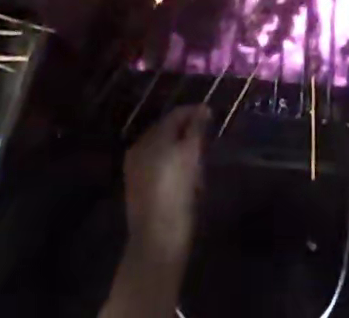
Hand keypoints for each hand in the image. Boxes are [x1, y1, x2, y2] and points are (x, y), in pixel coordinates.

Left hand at [124, 105, 208, 266]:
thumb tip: (203, 109)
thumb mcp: (192, 154)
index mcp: (152, 138)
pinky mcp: (137, 187)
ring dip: (180, 147)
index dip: (195, 112)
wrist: (157, 238)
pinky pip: (157, 164)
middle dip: (187, 129)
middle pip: (167, 129)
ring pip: (162, 147)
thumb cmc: (177, 190)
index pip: (175, 114)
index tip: (213, 115)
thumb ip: (197, 128)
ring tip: (199, 156)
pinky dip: (171, 162)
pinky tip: (184, 174)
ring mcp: (135, 168)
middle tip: (208, 136)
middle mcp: (139, 148)